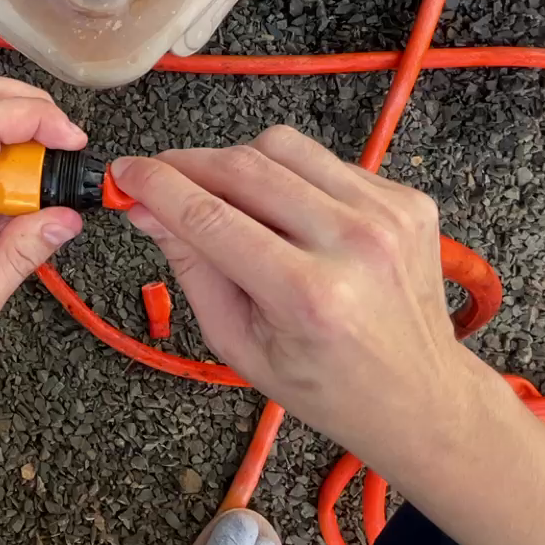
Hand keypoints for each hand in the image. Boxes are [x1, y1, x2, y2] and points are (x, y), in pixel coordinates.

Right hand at [108, 127, 502, 475]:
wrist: (421, 398)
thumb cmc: (323, 384)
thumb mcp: (236, 342)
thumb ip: (189, 266)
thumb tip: (145, 209)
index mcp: (307, 296)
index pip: (209, 217)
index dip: (156, 186)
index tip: (124, 173)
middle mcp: (353, 243)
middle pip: (243, 168)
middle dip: (185, 164)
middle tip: (156, 176)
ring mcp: (387, 214)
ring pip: (280, 146)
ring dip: (233, 163)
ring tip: (222, 197)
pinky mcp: (405, 198)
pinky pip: (319, 160)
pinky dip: (284, 174)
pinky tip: (282, 212)